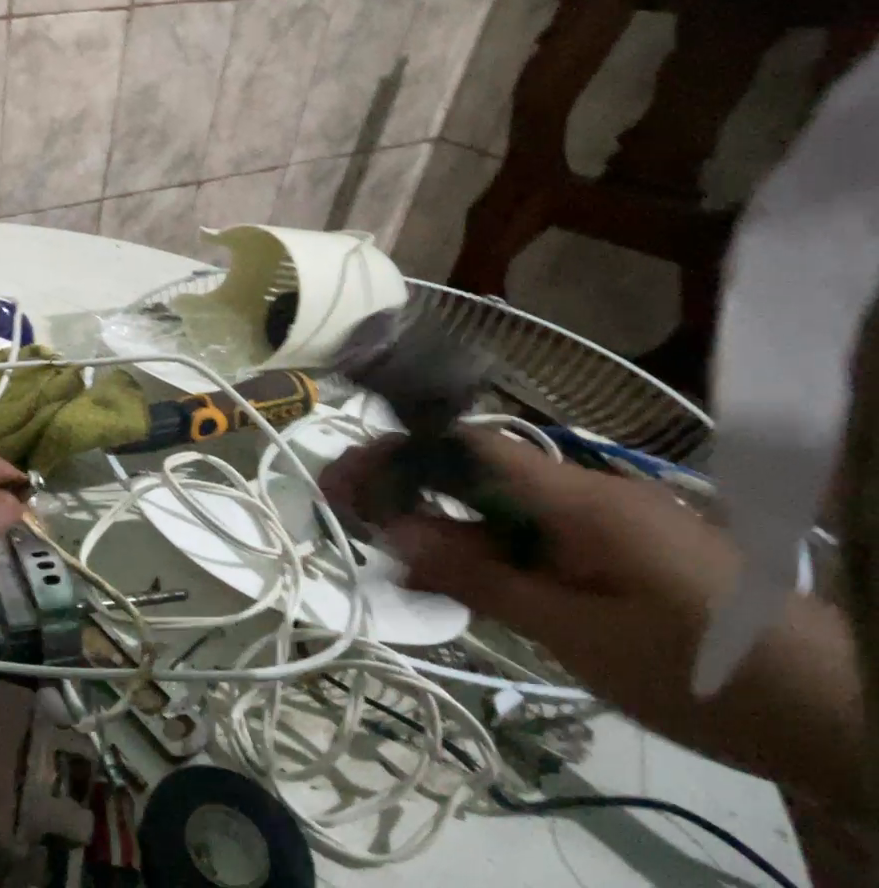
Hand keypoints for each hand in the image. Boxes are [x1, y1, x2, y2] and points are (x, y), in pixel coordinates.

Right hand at [321, 431, 865, 810]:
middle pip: (477, 472)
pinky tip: (450, 579)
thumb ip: (481, 577)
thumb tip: (395, 530)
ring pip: (501, 508)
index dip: (398, 454)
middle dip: (405, 484)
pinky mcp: (621, 552)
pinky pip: (535, 537)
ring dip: (439, 523)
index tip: (339, 475)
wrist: (844, 717)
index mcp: (580, 503)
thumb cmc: (702, 675)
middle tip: (342, 506)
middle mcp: (591, 496)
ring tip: (384, 551)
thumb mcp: (576, 634)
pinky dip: (483, 550)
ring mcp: (609, 523)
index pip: (470, 449)